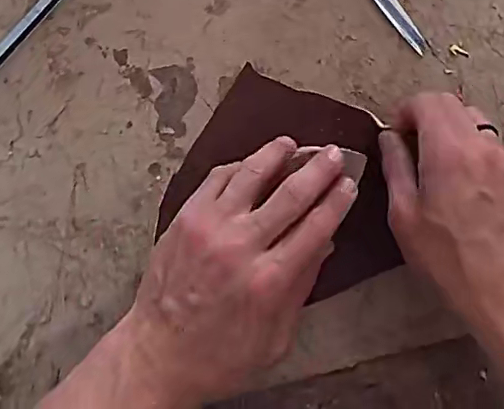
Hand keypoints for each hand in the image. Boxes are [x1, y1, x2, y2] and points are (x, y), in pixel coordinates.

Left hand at [39, 136, 356, 408]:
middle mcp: (241, 248)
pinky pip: (218, 177)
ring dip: (278, 153)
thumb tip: (326, 241)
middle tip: (334, 153)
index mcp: (268, 281)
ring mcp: (211, 228)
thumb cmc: (218, 357)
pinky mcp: (186, 218)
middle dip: (320, 168)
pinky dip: (241, 165)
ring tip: (292, 144)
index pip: (316, 224)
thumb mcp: (275, 339)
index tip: (348, 184)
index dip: (338, 199)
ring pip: (253, 173)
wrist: (154, 360)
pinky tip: (253, 162)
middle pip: (292, 192)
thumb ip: (303, 286)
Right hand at [379, 95, 503, 408]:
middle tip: (408, 141)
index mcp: (448, 149)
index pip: (427, 101)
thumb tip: (388, 138)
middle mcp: (478, 142)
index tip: (394, 132)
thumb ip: (395, 167)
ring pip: (470, 115)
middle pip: (449, 102)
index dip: (405, 110)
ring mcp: (500, 153)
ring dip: (447, 123)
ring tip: (432, 155)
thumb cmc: (449, 259)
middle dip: (424, 112)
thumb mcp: (405, 217)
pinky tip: (457, 172)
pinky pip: (486, 136)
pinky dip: (467, 139)